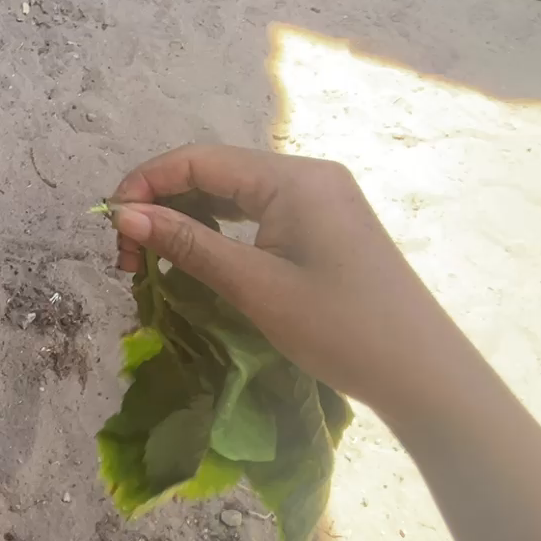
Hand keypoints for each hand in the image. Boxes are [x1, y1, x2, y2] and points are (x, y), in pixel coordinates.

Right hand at [109, 144, 473, 421]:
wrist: (429, 380)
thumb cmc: (343, 330)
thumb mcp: (253, 285)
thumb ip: (185, 242)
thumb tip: (122, 215)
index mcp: (292, 178)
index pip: (197, 159)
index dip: (144, 184)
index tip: (111, 225)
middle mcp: (303, 175)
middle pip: (209, 172)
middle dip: (160, 205)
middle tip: (129, 255)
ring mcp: (314, 198)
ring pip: (226, 193)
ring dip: (182, 219)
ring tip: (152, 258)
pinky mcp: (318, 224)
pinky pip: (250, 212)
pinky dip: (213, 229)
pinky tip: (192, 253)